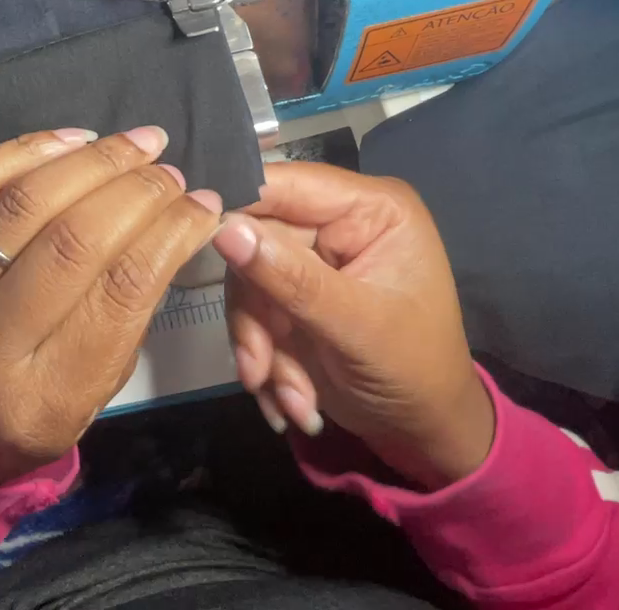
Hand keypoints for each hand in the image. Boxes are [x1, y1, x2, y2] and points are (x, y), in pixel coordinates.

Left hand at [0, 127, 223, 484]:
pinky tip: (74, 140)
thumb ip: (130, 312)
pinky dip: (28, 150)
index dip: (171, 234)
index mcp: (46, 393)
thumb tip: (176, 218)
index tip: (203, 203)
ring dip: (91, 162)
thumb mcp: (95, 392)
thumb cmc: (27, 415)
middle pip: (74, 241)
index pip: (121, 293)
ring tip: (137, 144)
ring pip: (24, 204)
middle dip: (136, 192)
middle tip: (171, 171)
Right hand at [214, 162, 493, 490]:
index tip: (192, 238)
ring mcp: (312, 258)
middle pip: (255, 239)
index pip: (283, 185)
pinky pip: (252, 309)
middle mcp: (335, 222)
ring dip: (259, 345)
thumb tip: (223, 227)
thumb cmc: (415, 374)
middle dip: (257, 314)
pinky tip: (290, 400)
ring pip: (247, 279)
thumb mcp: (357, 328)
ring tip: (291, 401)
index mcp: (369, 208)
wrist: (425, 433)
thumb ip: (292, 278)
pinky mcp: (291, 291)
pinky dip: (263, 356)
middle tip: (258, 370)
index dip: (236, 207)